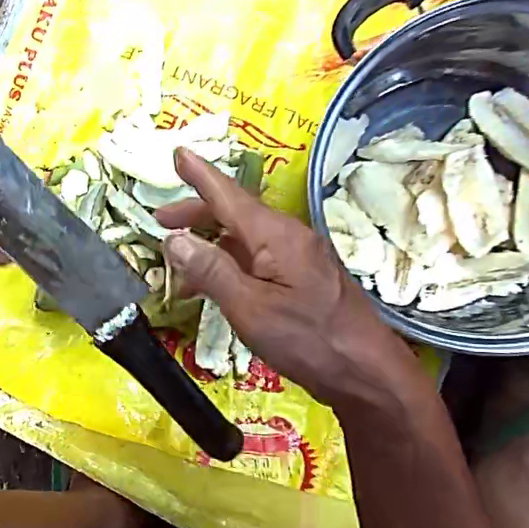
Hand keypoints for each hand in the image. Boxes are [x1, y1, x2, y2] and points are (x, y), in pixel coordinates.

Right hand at [155, 149, 429, 412]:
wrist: (369, 375)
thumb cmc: (309, 341)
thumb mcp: (250, 308)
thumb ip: (211, 271)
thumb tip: (174, 239)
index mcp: (276, 236)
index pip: (228, 196)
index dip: (200, 175)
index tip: (178, 153)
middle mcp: (289, 238)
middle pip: (234, 214)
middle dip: (195, 213)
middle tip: (159, 220)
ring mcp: (298, 258)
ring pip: (243, 238)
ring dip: (208, 243)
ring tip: (177, 260)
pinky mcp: (302, 279)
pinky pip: (256, 259)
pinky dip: (227, 264)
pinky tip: (211, 286)